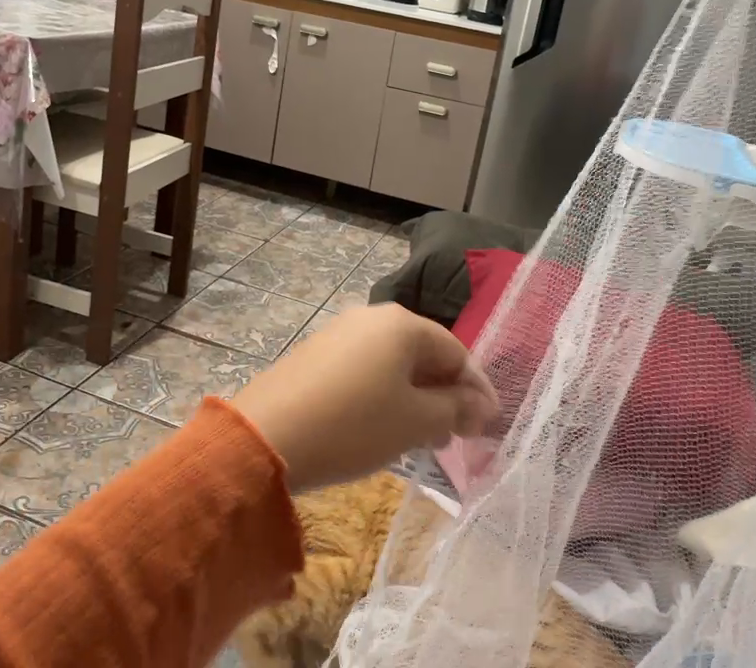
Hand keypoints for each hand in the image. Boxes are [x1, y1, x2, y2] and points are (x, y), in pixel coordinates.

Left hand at [230, 302, 498, 493]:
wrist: (266, 436)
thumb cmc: (354, 425)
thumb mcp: (415, 422)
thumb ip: (456, 409)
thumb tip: (482, 406)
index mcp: (403, 324)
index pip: (457, 352)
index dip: (477, 390)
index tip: (489, 425)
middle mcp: (373, 317)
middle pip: (425, 354)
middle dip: (446, 395)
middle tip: (459, 435)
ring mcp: (340, 332)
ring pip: (394, 364)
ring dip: (416, 398)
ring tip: (424, 438)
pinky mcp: (317, 354)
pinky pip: (365, 369)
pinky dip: (384, 394)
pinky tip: (383, 427)